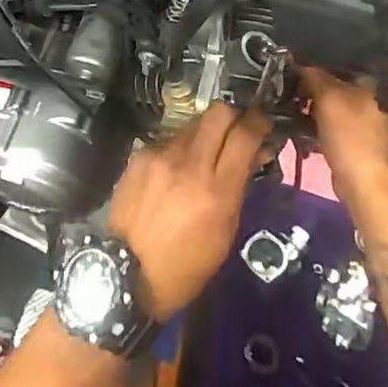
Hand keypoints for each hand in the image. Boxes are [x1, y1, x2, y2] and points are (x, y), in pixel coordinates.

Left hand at [106, 104, 268, 320]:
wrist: (124, 273)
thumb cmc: (184, 267)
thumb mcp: (224, 236)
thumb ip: (238, 190)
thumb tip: (250, 157)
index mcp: (217, 192)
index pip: (244, 136)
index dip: (258, 122)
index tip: (263, 122)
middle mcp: (190, 165)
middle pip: (218, 113)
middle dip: (233, 115)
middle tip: (236, 128)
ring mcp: (162, 156)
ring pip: (193, 124)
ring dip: (205, 134)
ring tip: (204, 154)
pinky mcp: (141, 155)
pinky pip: (169, 141)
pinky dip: (179, 150)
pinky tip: (174, 170)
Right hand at [299, 64, 387, 201]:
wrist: (368, 188)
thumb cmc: (353, 137)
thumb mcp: (329, 97)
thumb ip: (311, 73)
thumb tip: (296, 60)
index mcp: (382, 79)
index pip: (347, 54)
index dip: (319, 54)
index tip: (294, 54)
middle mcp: (381, 93)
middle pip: (340, 76)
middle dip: (314, 79)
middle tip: (289, 77)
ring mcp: (372, 116)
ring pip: (336, 98)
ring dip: (314, 99)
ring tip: (290, 96)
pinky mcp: (361, 134)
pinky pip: (336, 117)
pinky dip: (320, 117)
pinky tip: (299, 117)